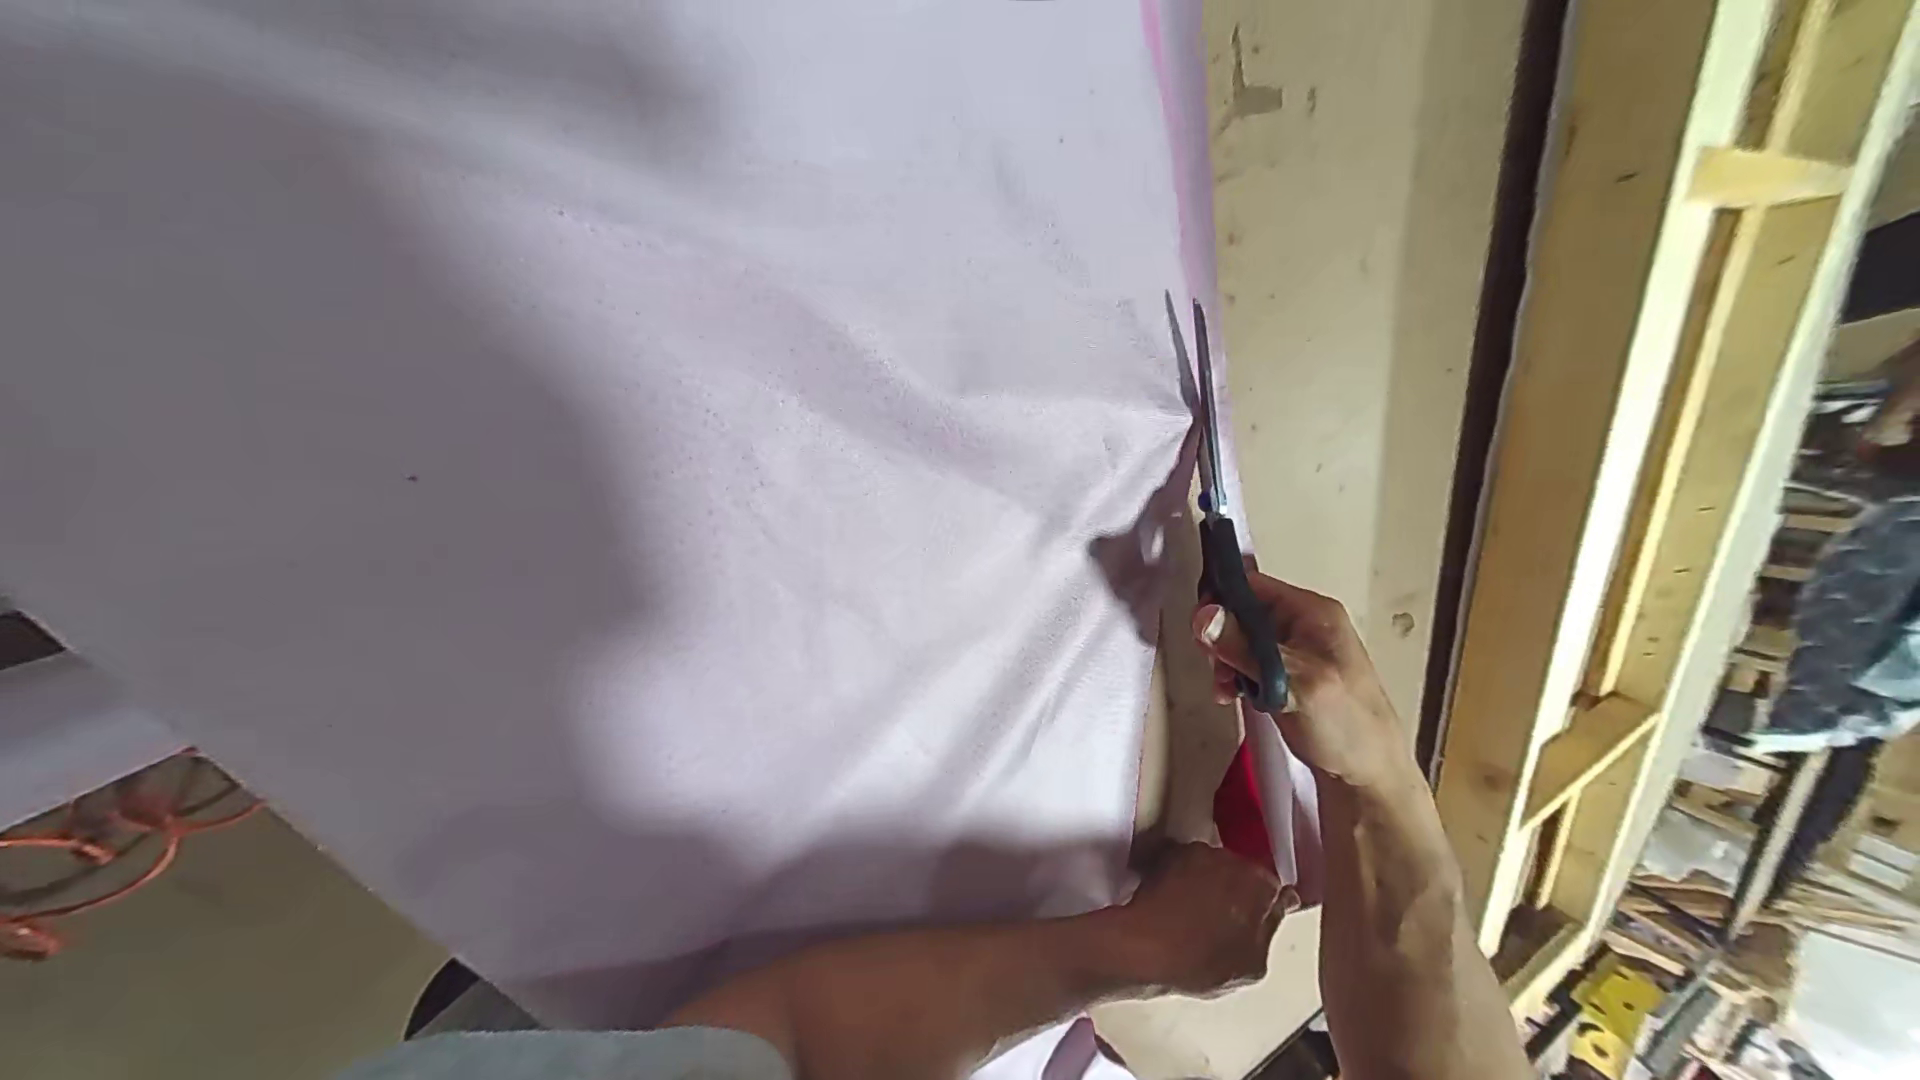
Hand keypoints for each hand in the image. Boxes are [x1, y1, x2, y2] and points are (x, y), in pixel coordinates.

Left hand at [1116, 842, 1290, 995]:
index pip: (1275, 887)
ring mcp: (1197, 850)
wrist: (1146, 943)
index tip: (1260, 914)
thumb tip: (1273, 910)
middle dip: (1238, 889)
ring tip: (1197, 909)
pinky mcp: (1168, 850)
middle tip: (1227, 917)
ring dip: (1211, 879)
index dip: (1268, 902)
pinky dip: (1186, 874)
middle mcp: (1231, 857)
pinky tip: (1177, 898)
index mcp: (1259, 884)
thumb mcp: (1253, 963)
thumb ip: (1268, 929)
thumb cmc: (1203, 961)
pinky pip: (1187, 861)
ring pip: (1214, 864)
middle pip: (1242, 871)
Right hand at [1192, 569, 1413, 790]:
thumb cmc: (1346, 725)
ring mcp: (1289, 650)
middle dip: (1220, 637)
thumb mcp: (1295, 682)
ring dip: (1223, 661)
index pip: (1253, 584)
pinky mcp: (1280, 674)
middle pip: (1240, 611)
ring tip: (1225, 687)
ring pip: (1236, 638)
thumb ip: (1247, 648)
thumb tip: (1203, 617)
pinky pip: (1242, 662)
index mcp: (1312, 612)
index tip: (1201, 627)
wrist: (1368, 777)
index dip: (1221, 598)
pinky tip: (1230, 695)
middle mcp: (1299, 624)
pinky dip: (1231, 676)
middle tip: (1217, 665)